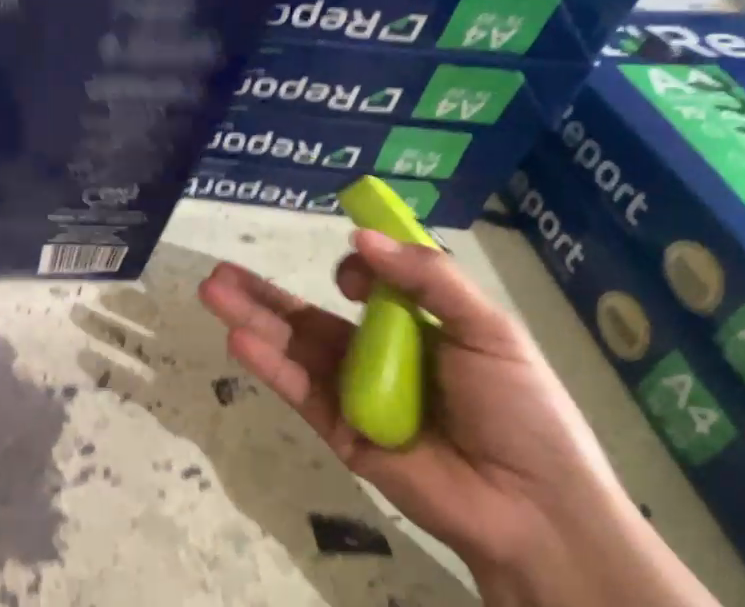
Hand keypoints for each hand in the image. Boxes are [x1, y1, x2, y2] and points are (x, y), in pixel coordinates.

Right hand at [198, 231, 634, 578]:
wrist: (533, 508)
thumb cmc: (522, 410)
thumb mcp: (489, 330)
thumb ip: (428, 278)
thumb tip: (359, 236)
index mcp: (416, 327)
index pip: (368, 285)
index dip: (356, 269)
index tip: (355, 274)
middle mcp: (377, 355)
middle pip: (309, 316)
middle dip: (263, 292)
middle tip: (219, 269)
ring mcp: (354, 394)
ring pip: (293, 348)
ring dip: (251, 318)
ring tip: (210, 291)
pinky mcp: (340, 431)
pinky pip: (299, 389)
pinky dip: (268, 364)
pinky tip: (237, 339)